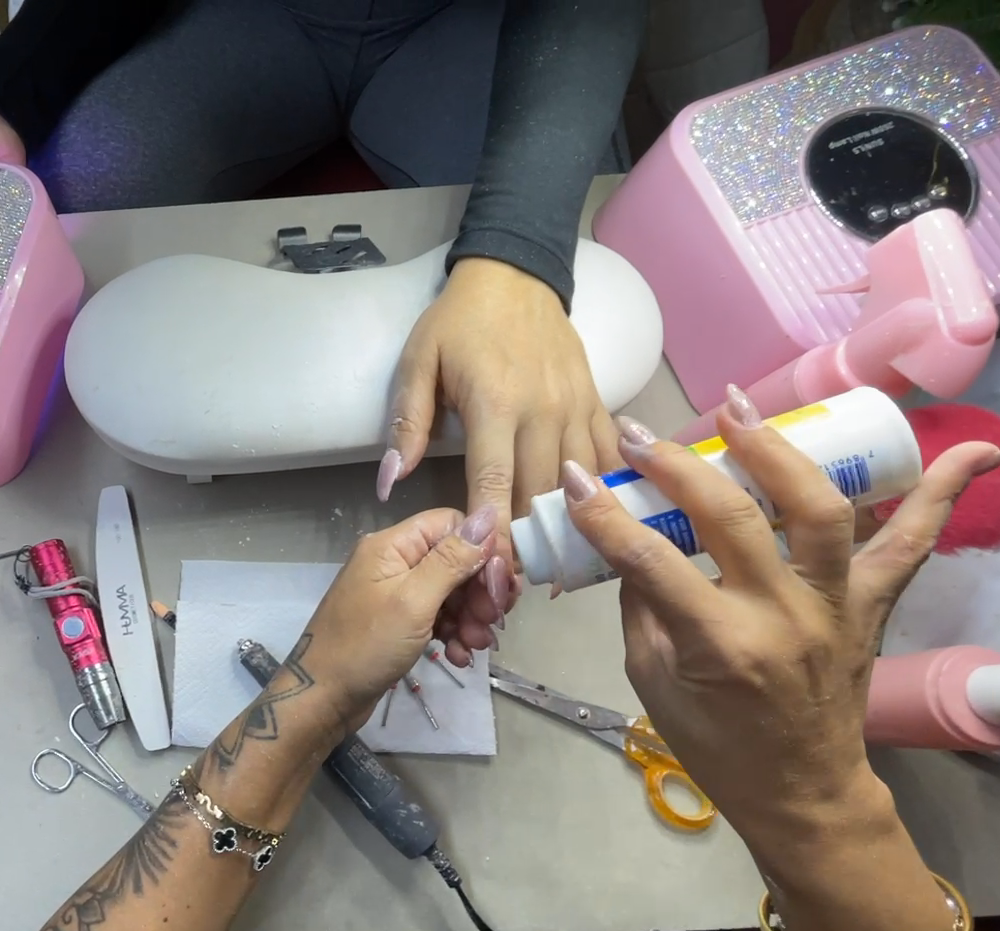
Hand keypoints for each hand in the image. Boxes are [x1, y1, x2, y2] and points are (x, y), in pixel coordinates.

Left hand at [295, 507, 498, 731]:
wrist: (324, 697)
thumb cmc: (365, 646)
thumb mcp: (414, 601)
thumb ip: (451, 559)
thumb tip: (487, 513)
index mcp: (392, 545)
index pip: (451, 525)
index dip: (482, 550)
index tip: (501, 585)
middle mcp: (393, 562)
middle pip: (454, 560)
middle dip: (479, 592)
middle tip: (492, 622)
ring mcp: (395, 592)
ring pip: (450, 592)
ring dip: (470, 618)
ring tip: (476, 646)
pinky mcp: (398, 620)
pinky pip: (437, 616)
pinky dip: (453, 633)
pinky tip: (459, 656)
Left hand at [382, 257, 620, 649]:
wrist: (515, 275)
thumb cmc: (457, 323)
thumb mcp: (418, 364)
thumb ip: (407, 424)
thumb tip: (390, 481)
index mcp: (495, 406)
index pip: (494, 482)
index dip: (493, 533)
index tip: (490, 573)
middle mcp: (543, 412)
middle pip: (541, 493)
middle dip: (530, 543)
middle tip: (517, 586)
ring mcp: (577, 407)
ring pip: (581, 481)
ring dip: (570, 527)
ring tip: (557, 570)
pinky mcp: (598, 401)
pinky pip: (609, 455)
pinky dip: (607, 492)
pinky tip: (602, 524)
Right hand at [561, 386, 999, 846]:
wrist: (799, 790)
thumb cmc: (710, 741)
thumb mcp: (649, 676)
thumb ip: (644, 602)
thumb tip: (638, 541)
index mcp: (717, 643)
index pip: (648, 560)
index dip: (602, 514)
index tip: (574, 476)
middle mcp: (782, 614)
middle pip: (730, 518)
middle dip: (675, 466)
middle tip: (636, 434)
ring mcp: (836, 604)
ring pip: (818, 510)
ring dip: (776, 451)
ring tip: (738, 409)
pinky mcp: (871, 604)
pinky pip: (913, 544)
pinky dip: (945, 493)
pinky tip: (977, 450)